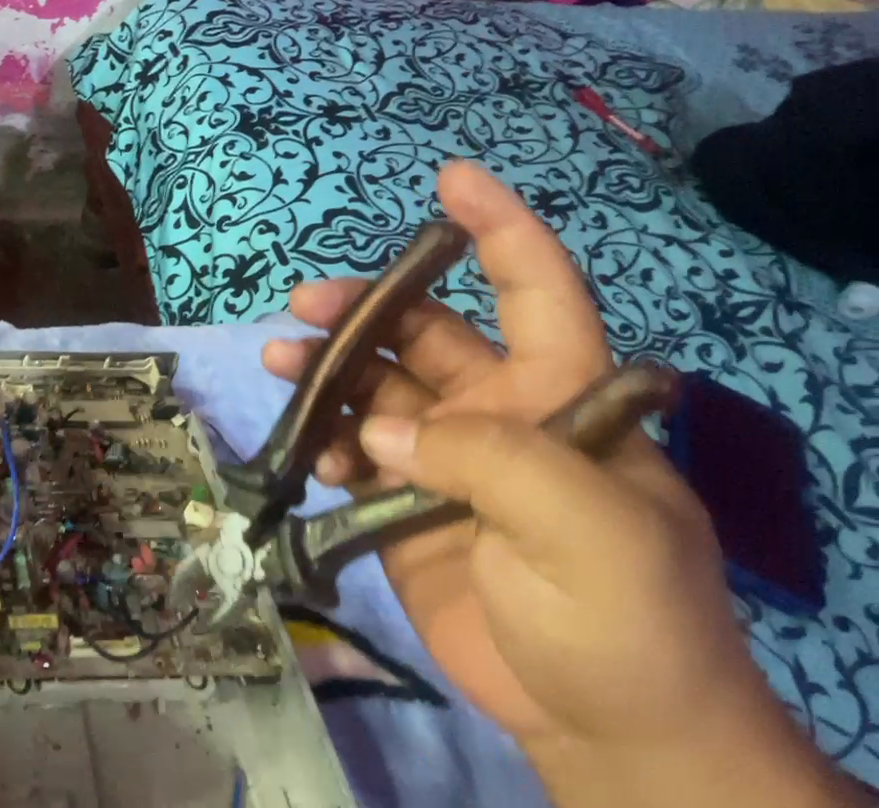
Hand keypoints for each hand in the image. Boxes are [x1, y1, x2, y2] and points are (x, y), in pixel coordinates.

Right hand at [262, 161, 852, 805]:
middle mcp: (499, 417)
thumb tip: (374, 432)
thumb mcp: (586, 528)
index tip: (448, 179)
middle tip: (304, 307)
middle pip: (422, 336)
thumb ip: (486, 460)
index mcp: (561, 400)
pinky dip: (322, 448)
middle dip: (365, 311)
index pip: (537, 294)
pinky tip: (309, 460)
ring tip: (281, 367)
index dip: (499, 230)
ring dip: (327, 375)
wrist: (603, 727)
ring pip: (372, 392)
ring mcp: (446, 462)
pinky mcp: (401, 507)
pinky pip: (350, 456)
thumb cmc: (626, 620)